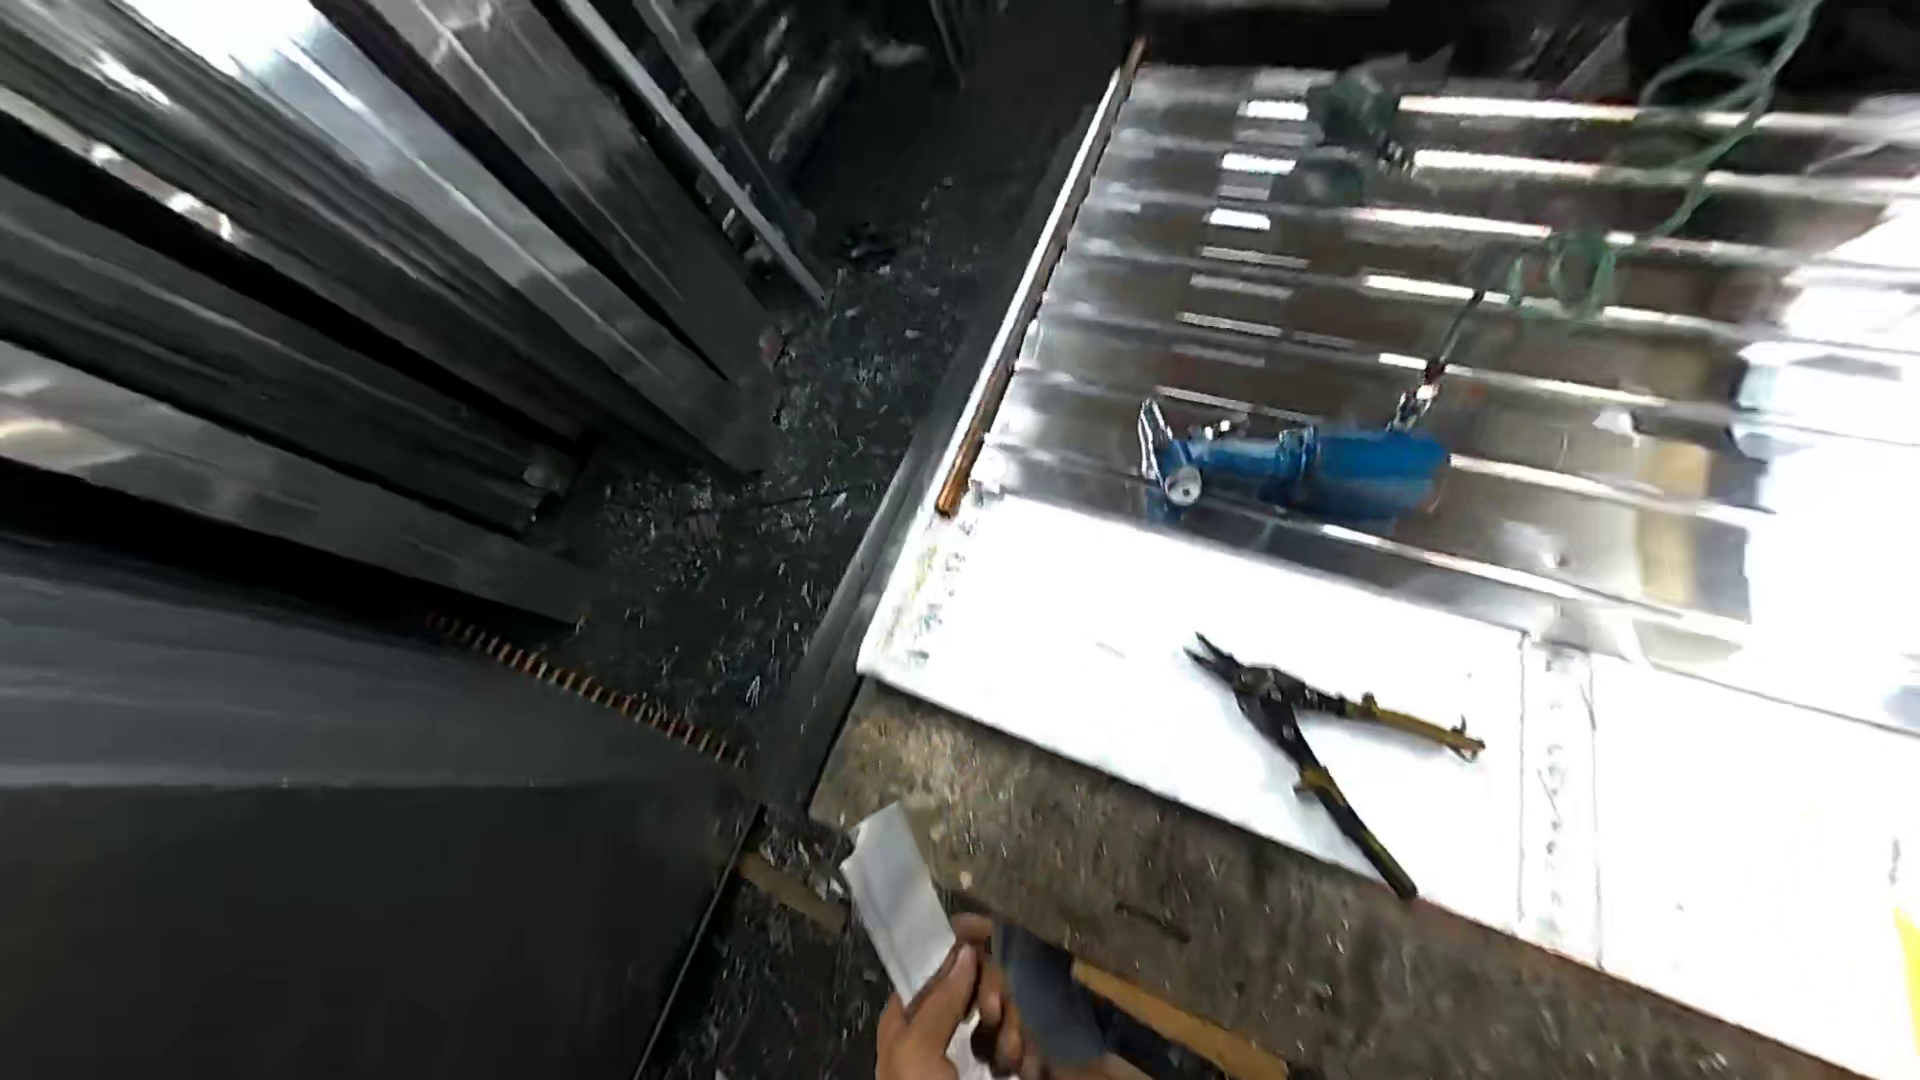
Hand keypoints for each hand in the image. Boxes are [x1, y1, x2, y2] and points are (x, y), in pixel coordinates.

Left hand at [877, 916, 1044, 1079]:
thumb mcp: (916, 1056)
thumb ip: (937, 998)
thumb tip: (965, 948)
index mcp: (907, 1019)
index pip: (933, 962)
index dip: (958, 944)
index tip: (986, 933)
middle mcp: (937, 1029)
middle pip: (971, 980)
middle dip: (992, 990)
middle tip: (998, 1013)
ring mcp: (970, 1053)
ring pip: (1000, 1007)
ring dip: (1013, 1024)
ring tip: (1015, 1056)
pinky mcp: (999, 1071)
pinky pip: (1017, 1040)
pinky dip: (1025, 1048)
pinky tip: (1026, 1064)